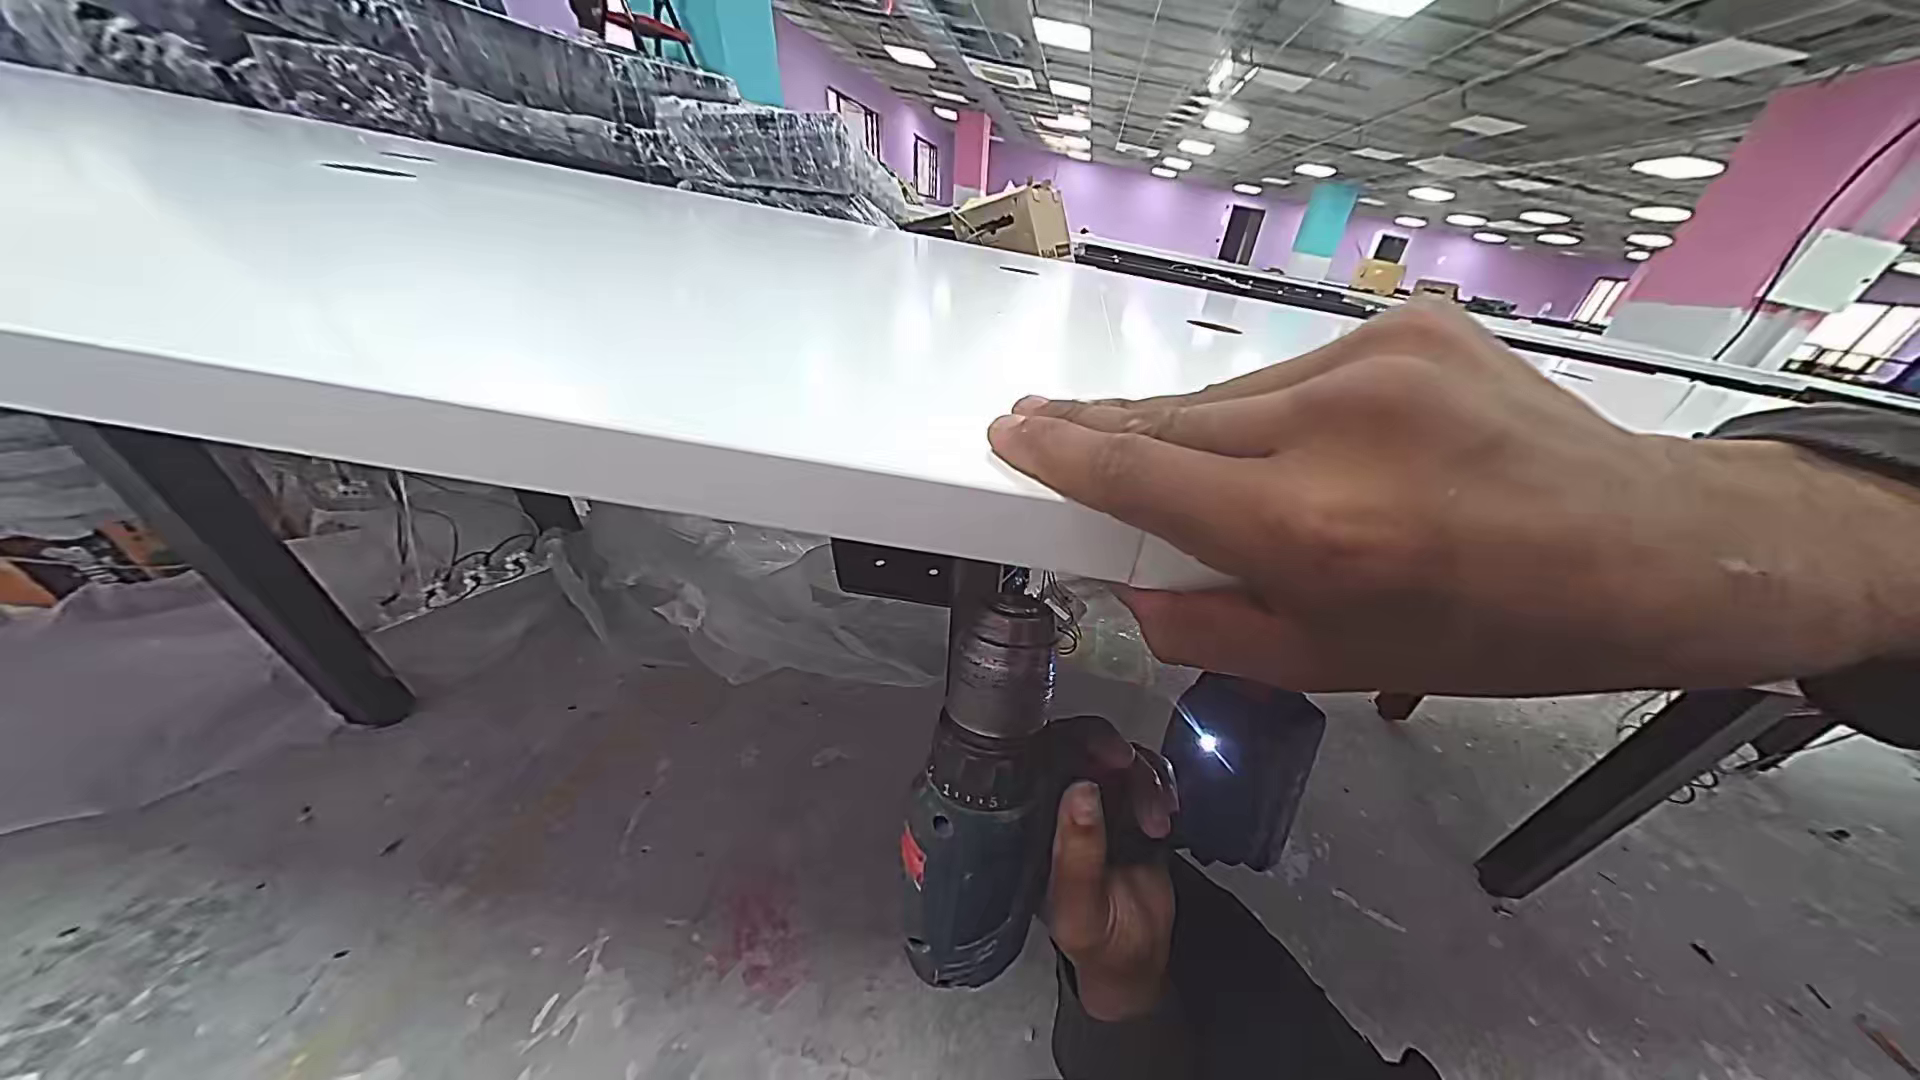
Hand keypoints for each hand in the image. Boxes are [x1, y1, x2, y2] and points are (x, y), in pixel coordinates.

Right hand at [989, 302, 1919, 694]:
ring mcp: (1373, 358)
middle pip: (1165, 418)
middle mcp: (1335, 425)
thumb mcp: (1321, 662)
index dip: (1060, 452)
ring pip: (1217, 397)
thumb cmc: (1479, 630)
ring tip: (1156, 454)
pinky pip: (1278, 378)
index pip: (1141, 471)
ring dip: (1176, 430)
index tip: (1010, 433)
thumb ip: (1198, 627)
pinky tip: (1267, 445)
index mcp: (1313, 529)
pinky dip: (1248, 416)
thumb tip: (1125, 582)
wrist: (1650, 549)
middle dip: (1091, 426)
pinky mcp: (1404, 326)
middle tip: (1035, 421)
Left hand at [1039, 718, 1175, 1020]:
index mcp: (1033, 817)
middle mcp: (1059, 798)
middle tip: (1131, 767)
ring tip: (1156, 822)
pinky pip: (1147, 769)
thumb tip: (1081, 791)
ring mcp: (1097, 796)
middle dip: (1112, 751)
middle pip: (1080, 743)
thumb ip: (1078, 856)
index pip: (1039, 756)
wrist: (1137, 958)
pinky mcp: (1130, 799)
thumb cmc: (1095, 938)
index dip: (1069, 743)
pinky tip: (1165, 812)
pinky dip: (1161, 781)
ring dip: (1144, 777)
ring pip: (1118, 754)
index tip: (1105, 754)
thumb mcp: (1081, 910)